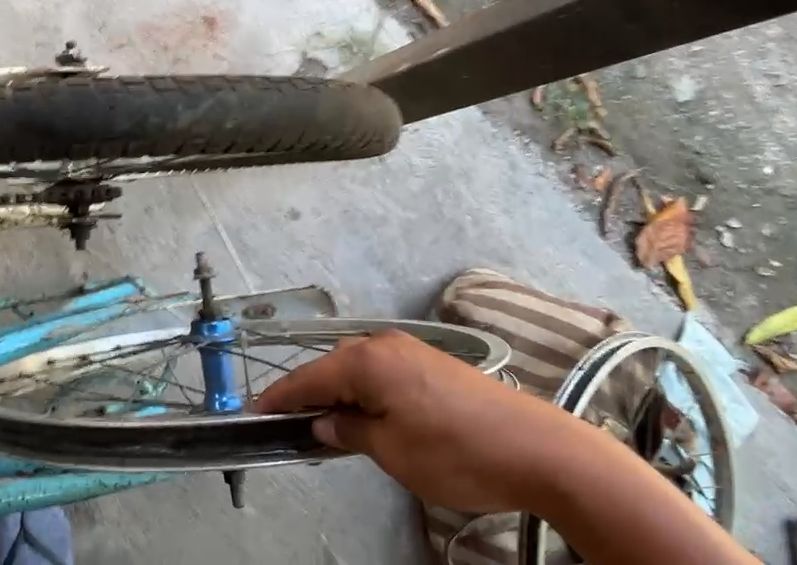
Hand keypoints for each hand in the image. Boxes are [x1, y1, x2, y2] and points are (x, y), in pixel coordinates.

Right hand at [255, 329, 583, 514]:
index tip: (255, 413)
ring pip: (358, 370)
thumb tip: (322, 423)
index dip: (280, 397)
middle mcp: (383, 344)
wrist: (540, 449)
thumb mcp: (391, 451)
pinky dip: (368, 392)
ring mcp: (411, 350)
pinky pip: (383, 372)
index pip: (307, 377)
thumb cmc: (455, 452)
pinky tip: (370, 416)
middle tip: (294, 427)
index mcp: (365, 360)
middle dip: (311, 395)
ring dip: (342, 395)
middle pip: (331, 368)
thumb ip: (348, 432)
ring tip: (330, 427)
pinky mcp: (433, 363)